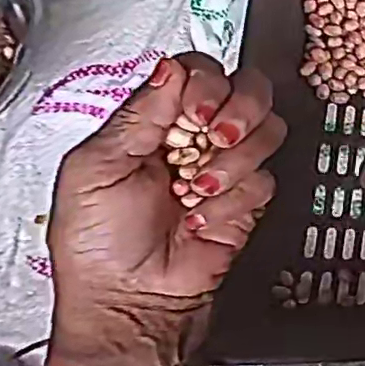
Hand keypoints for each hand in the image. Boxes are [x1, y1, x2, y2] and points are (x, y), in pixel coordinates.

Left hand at [49, 53, 285, 363]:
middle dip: (239, 113)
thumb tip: (172, 69)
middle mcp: (198, 136)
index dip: (208, 85)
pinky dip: (234, 201)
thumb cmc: (98, 240)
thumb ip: (137, 116)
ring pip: (269, 132)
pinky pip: (267, 180)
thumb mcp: (95, 167)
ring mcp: (231, 165)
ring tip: (197, 191)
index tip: (192, 115)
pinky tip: (203, 217)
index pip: (199, 73)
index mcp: (155, 120)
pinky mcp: (254, 198)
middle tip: (212, 140)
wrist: (133, 296)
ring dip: (234, 163)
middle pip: (250, 91)